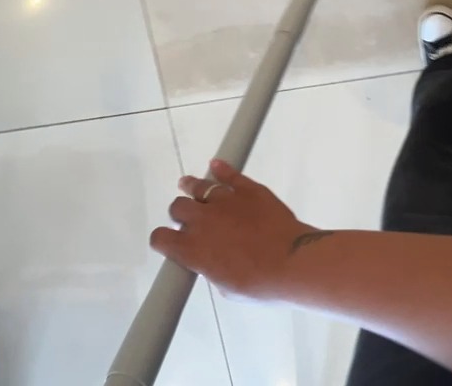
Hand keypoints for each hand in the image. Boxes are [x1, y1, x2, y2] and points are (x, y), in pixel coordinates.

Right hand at [151, 159, 324, 300]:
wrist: (290, 262)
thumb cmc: (258, 284)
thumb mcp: (225, 287)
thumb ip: (211, 267)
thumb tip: (212, 257)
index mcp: (193, 250)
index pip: (161, 239)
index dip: (162, 239)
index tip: (167, 240)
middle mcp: (203, 221)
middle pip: (178, 207)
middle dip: (180, 213)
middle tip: (188, 218)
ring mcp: (225, 201)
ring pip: (199, 187)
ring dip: (192, 187)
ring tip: (187, 184)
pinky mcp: (247, 188)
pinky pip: (229, 174)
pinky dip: (221, 169)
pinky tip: (215, 165)